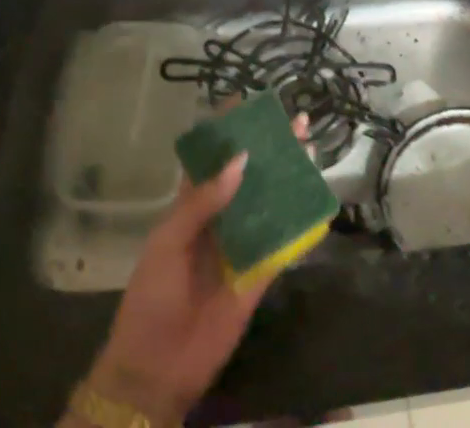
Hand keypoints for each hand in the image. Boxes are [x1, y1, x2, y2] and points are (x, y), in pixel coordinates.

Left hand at [74, 114, 309, 424]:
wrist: (158, 364)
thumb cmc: (152, 296)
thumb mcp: (167, 242)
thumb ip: (202, 202)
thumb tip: (241, 161)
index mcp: (190, 208)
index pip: (212, 162)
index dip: (229, 134)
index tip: (249, 105)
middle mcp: (220, 220)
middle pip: (249, 178)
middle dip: (271, 150)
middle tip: (297, 122)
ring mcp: (243, 246)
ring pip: (270, 204)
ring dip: (289, 179)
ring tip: (312, 149)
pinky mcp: (262, 272)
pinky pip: (285, 242)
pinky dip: (301, 223)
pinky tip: (318, 199)